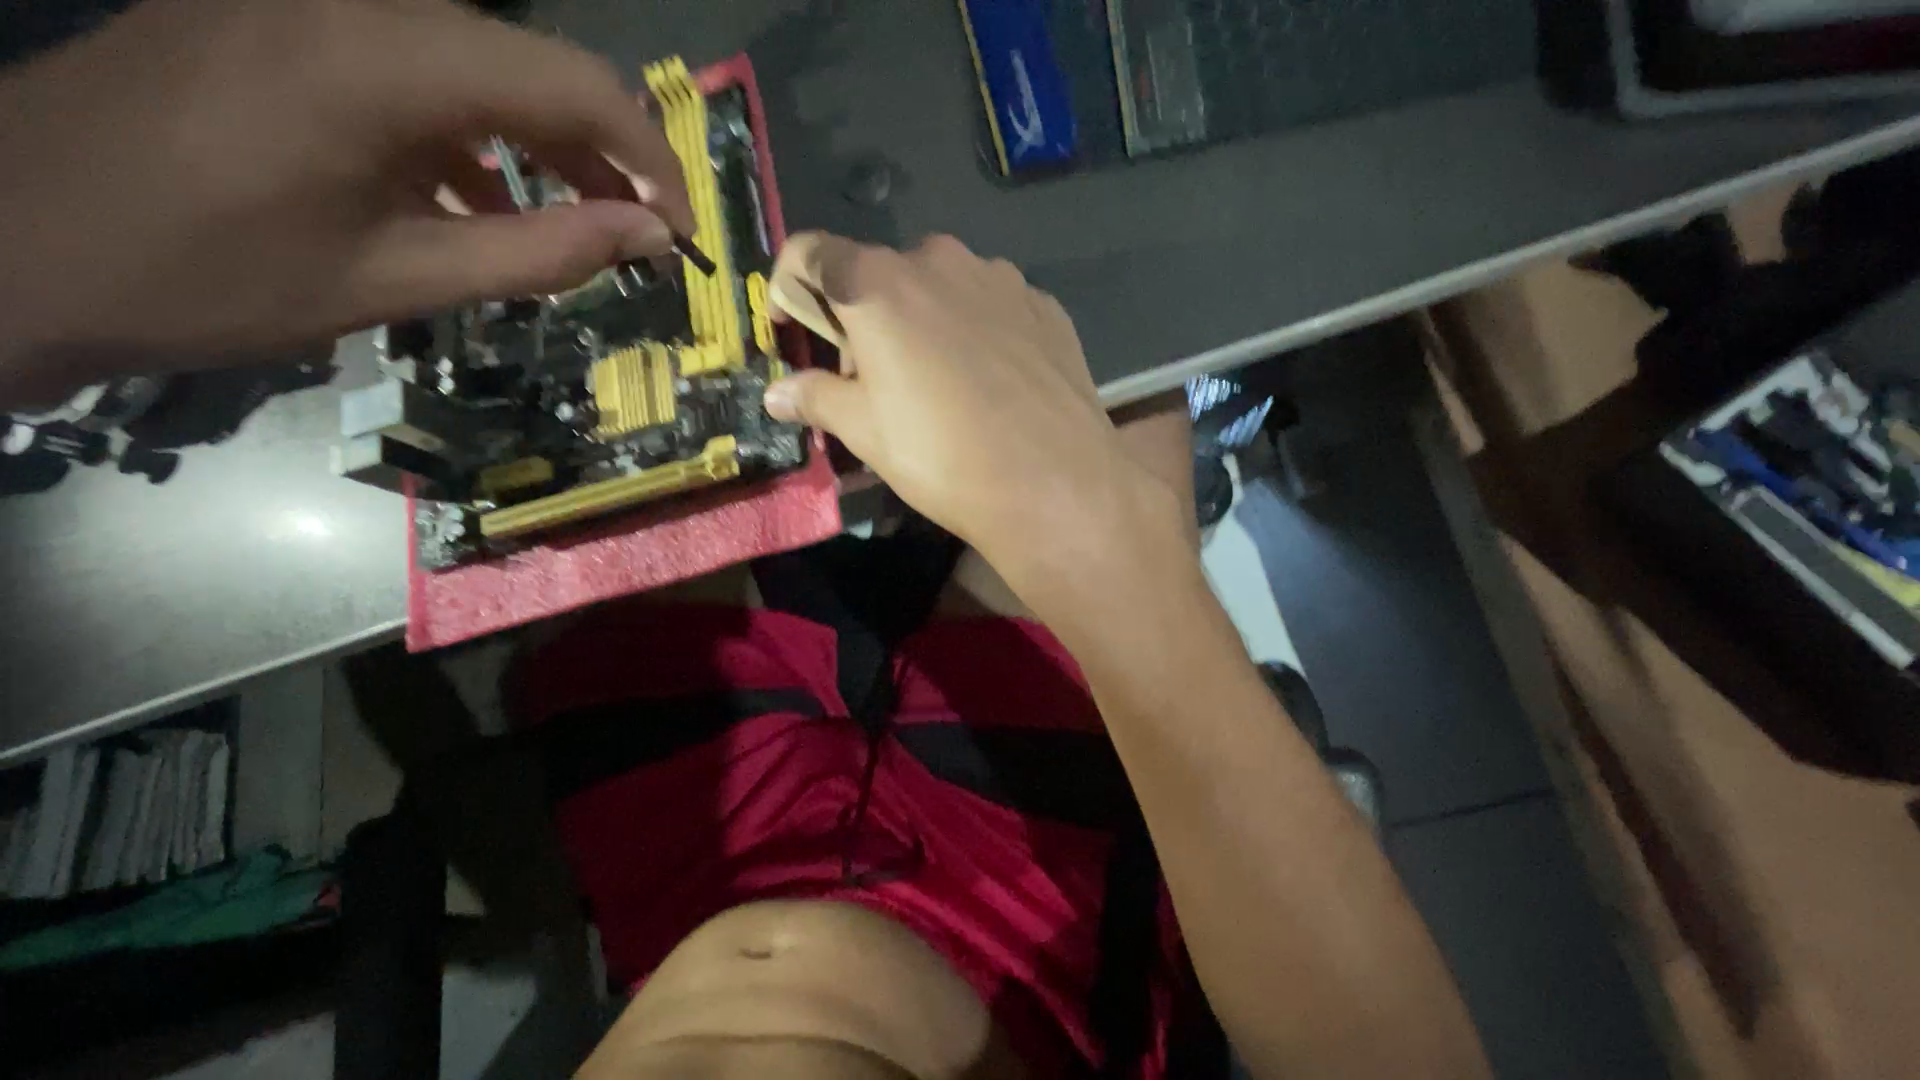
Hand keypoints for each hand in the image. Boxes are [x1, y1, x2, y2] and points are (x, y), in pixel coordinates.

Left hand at [0, 0, 690, 403]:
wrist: (9, 238)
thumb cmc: (213, 276)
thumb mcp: (401, 279)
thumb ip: (544, 253)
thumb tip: (652, 235)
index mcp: (386, 59)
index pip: (575, 84)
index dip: (650, 158)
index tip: (679, 229)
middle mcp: (356, 1)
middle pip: (533, 65)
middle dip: (603, 154)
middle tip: (638, 235)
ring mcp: (311, 1)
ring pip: (480, 65)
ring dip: (541, 145)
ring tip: (577, 225)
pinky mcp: (280, 18)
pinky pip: (412, 66)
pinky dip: (467, 133)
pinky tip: (476, 199)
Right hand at [764, 233, 1187, 598]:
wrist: (1055, 481)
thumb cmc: (942, 455)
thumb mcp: (865, 432)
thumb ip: (817, 398)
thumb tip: (778, 392)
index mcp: (880, 285)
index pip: (812, 252)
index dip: (790, 285)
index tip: (793, 325)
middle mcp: (939, 261)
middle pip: (880, 272)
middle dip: (865, 316)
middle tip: (873, 378)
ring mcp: (1000, 278)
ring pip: (940, 287)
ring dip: (923, 320)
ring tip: (938, 384)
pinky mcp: (1043, 305)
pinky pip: (991, 306)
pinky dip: (976, 330)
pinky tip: (989, 382)